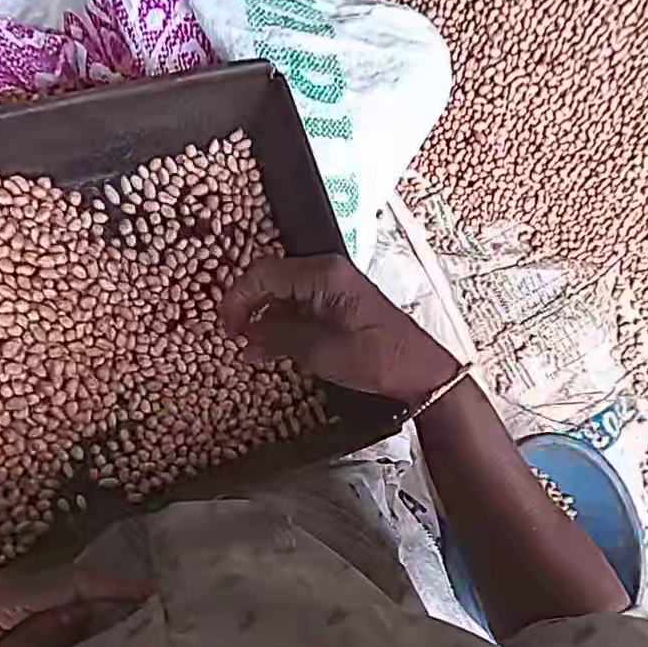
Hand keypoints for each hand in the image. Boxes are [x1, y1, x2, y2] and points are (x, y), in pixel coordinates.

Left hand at [0, 567, 149, 646]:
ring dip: (91, 601)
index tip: (153, 593)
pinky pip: (40, 612)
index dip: (110, 585)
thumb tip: (87, 608)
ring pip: (53, 596)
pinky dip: (70, 616)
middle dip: (107, 588)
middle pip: (62, 582)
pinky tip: (90, 628)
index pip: (63, 583)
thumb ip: (31, 641)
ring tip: (132, 612)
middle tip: (152, 602)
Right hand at [220, 254, 460, 403]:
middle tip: (235, 338)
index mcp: (323, 275)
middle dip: (249, 309)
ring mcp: (332, 290)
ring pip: (283, 298)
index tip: (227, 326)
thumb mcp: (324, 352)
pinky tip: (271, 350)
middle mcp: (326, 274)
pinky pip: (300, 310)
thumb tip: (248, 335)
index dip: (238, 299)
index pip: (264, 274)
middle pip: (271, 282)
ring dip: (265, 322)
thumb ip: (282, 338)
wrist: (420, 372)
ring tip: (251, 350)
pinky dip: (283, 328)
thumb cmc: (379, 359)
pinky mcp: (338, 307)